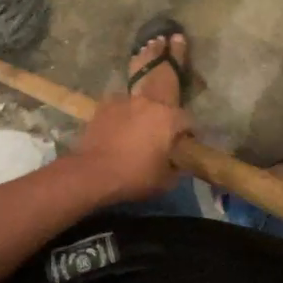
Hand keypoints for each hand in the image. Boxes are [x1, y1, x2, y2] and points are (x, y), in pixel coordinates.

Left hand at [70, 95, 188, 202]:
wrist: (94, 173)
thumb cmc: (135, 176)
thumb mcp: (166, 181)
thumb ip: (178, 167)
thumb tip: (179, 162)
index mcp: (168, 117)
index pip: (188, 120)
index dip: (188, 133)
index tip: (183, 146)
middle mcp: (148, 101)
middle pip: (164, 101)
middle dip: (166, 114)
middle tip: (161, 133)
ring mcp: (124, 101)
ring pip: (140, 103)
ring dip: (142, 114)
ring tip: (136, 132)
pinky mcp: (103, 106)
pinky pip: (120, 108)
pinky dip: (122, 116)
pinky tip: (117, 131)